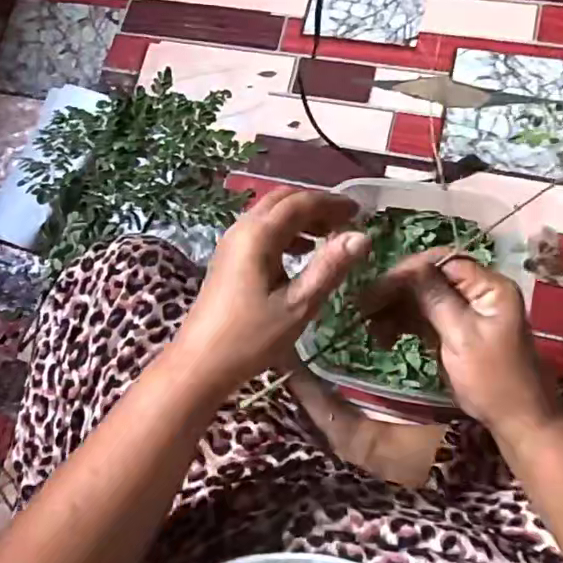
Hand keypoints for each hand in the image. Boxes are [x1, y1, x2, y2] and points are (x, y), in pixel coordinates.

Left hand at [166, 188, 370, 393]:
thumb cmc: (251, 337)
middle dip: (316, 205)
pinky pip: (261, 229)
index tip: (361, 212)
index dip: (332, 203)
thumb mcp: (298, 305)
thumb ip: (329, 267)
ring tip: (330, 236)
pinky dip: (285, 231)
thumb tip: (362, 236)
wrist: (200, 362)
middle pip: (282, 200)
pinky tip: (301, 253)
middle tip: (346, 221)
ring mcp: (231, 242)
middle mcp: (241, 229)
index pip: (300, 203)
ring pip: (270, 213)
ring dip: (300, 217)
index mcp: (258, 235)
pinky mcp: (228, 257)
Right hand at [360, 247, 562, 435]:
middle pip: (428, 278)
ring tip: (371, 326)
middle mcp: (478, 292)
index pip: (442, 262)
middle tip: (365, 308)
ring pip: (422, 298)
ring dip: (395, 309)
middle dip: (396, 291)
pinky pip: (423, 317)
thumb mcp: (462, 337)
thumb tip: (409, 269)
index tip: (378, 288)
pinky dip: (403, 324)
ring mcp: (465, 311)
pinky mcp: (454, 330)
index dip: (408, 271)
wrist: (519, 422)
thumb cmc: (495, 380)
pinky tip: (383, 337)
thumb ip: (435, 299)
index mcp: (489, 287)